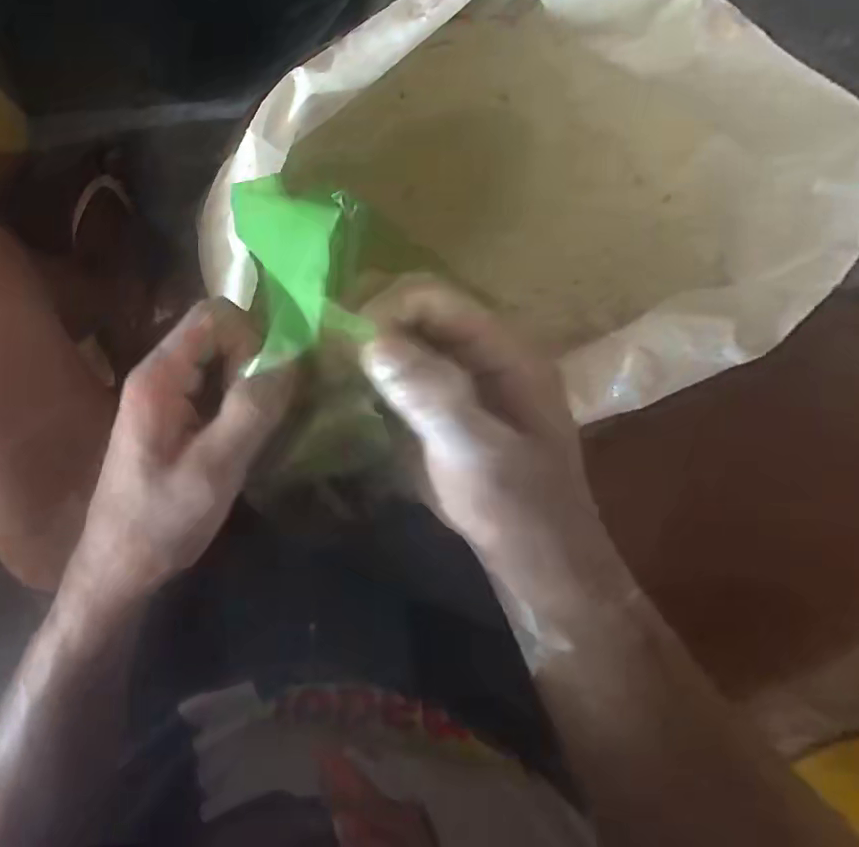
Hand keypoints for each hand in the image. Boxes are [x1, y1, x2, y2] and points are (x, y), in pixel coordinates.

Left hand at [64, 299, 295, 608]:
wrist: (118, 563)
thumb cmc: (160, 520)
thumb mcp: (213, 470)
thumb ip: (250, 411)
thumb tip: (291, 359)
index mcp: (158, 376)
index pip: (212, 315)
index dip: (250, 336)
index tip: (268, 382)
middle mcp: (156, 374)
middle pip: (216, 334)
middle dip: (252, 360)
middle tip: (268, 411)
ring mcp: (161, 395)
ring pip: (217, 362)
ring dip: (247, 383)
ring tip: (264, 427)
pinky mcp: (170, 417)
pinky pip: (210, 388)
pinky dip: (235, 401)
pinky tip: (247, 437)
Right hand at [357, 277, 622, 602]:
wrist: (534, 562)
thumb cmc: (514, 506)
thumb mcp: (475, 452)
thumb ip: (430, 394)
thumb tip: (370, 342)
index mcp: (504, 351)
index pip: (432, 297)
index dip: (384, 309)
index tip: (345, 344)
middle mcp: (479, 352)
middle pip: (412, 311)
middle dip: (366, 324)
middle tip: (326, 351)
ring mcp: (457, 377)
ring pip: (399, 338)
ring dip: (360, 346)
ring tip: (324, 366)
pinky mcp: (435, 402)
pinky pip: (394, 369)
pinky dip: (364, 371)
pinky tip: (339, 388)